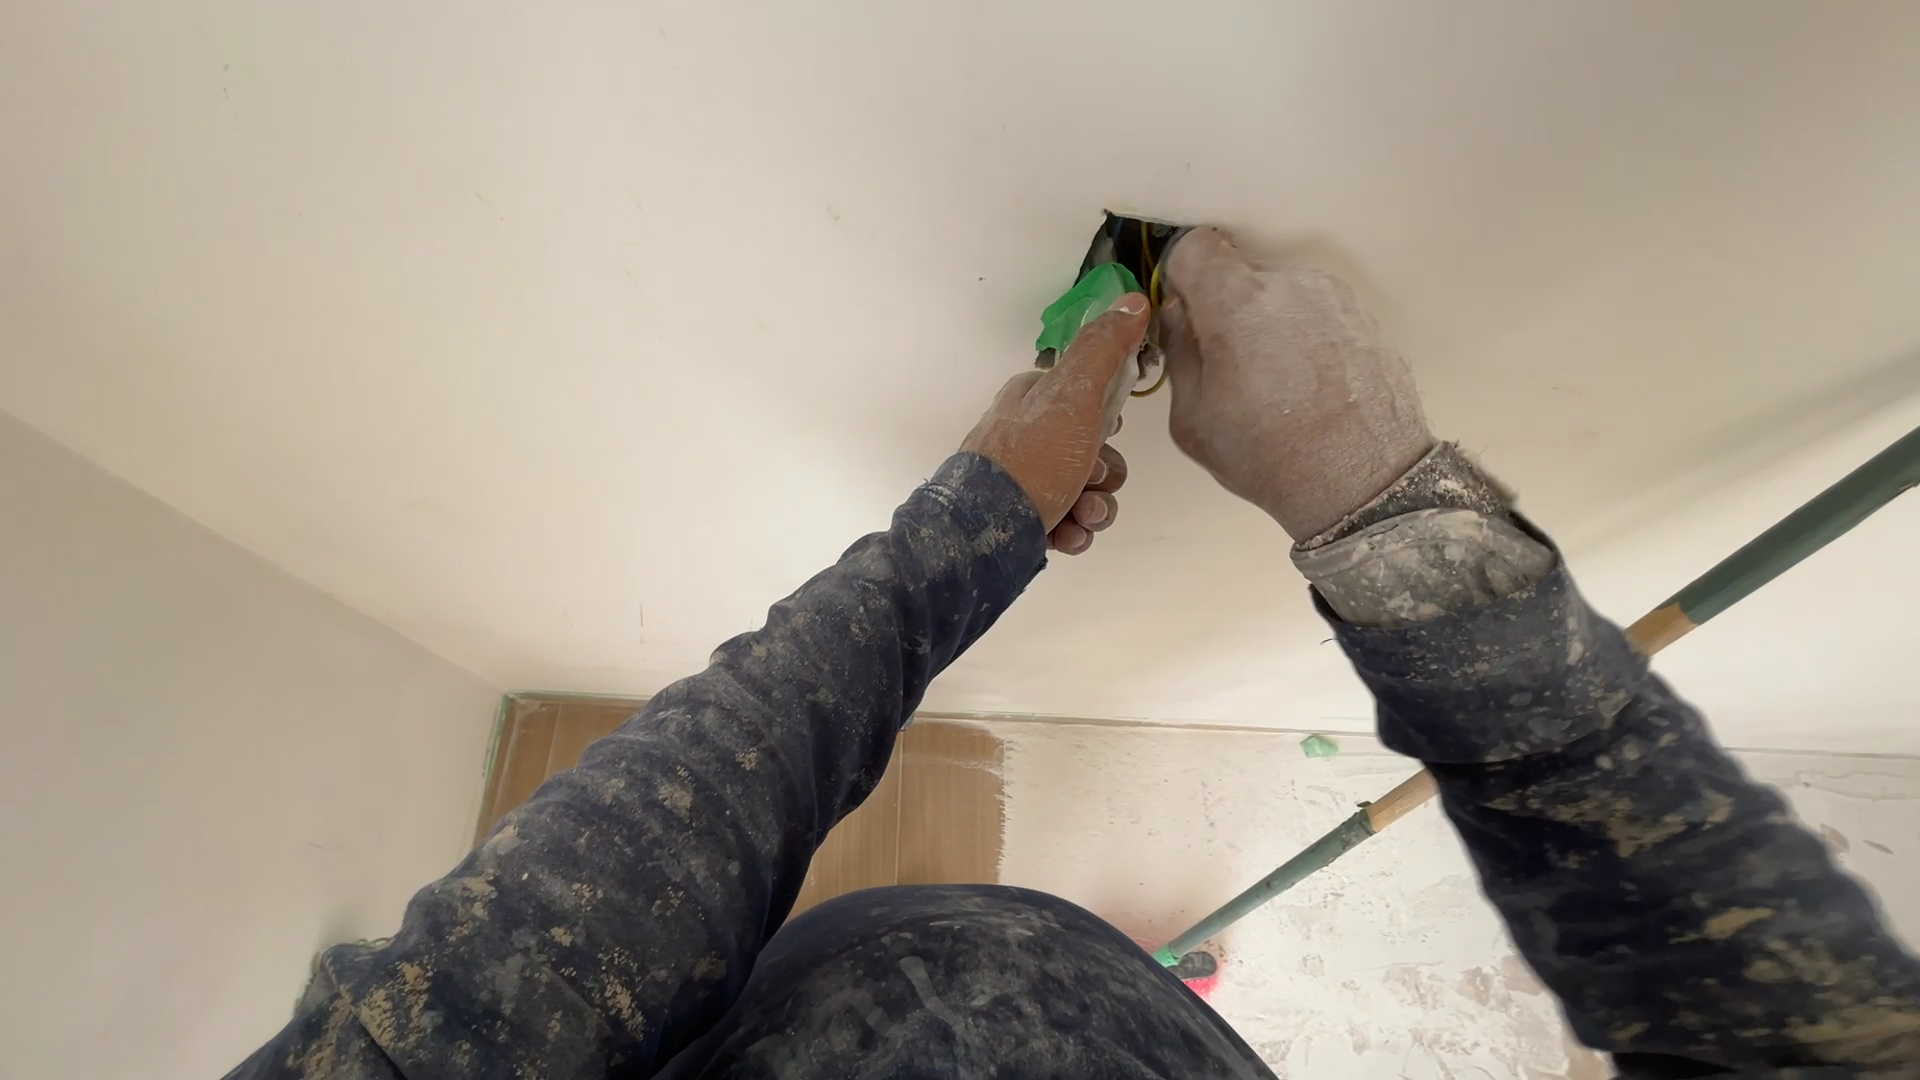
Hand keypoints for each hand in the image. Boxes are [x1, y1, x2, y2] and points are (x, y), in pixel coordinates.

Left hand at [962, 293, 1148, 554]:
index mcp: (1029, 401)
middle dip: (1104, 476)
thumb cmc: (1033, 459)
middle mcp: (1023, 438)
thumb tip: (1133, 301)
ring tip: (1083, 517)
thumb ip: (1103, 351)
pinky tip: (1068, 535)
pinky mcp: (1021, 522)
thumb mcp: (1071, 395)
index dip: (1108, 420)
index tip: (1112, 432)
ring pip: (1085, 492)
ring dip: (1095, 508)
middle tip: (1094, 484)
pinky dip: (1074, 532)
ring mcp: (1022, 483)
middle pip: (1092, 452)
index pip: (1084, 399)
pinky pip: (1066, 524)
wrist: (985, 533)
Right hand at [1158, 229, 1433, 540]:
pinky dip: (1297, 335)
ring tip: (1269, 384)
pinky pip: (1311, 311)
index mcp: (1238, 304)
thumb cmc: (1268, 455)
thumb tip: (1181, 315)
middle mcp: (1290, 285)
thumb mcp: (1192, 418)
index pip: (1197, 247)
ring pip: (1276, 293)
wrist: (1360, 481)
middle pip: (1238, 274)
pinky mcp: (1361, 316)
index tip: (1183, 313)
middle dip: (1222, 309)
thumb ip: (1180, 353)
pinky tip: (1301, 385)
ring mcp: (1332, 297)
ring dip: (1262, 323)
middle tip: (1224, 366)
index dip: (1182, 276)